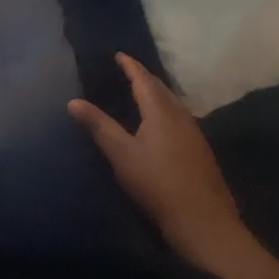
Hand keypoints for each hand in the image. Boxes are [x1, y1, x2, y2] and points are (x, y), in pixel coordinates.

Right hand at [68, 53, 242, 251]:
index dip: (131, 66)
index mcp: (162, 113)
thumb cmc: (158, 184)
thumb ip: (99, 125)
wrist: (205, 224)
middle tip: (128, 70)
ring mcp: (195, 136)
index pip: (144, 81)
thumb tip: (72, 101)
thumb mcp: (121, 154)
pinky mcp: (201, 153)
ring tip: (142, 91)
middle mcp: (181, 118)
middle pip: (163, 90)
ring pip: (174, 104)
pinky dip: (166, 110)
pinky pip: (180, 118)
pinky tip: (160, 123)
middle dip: (145, 77)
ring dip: (158, 94)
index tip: (119, 54)